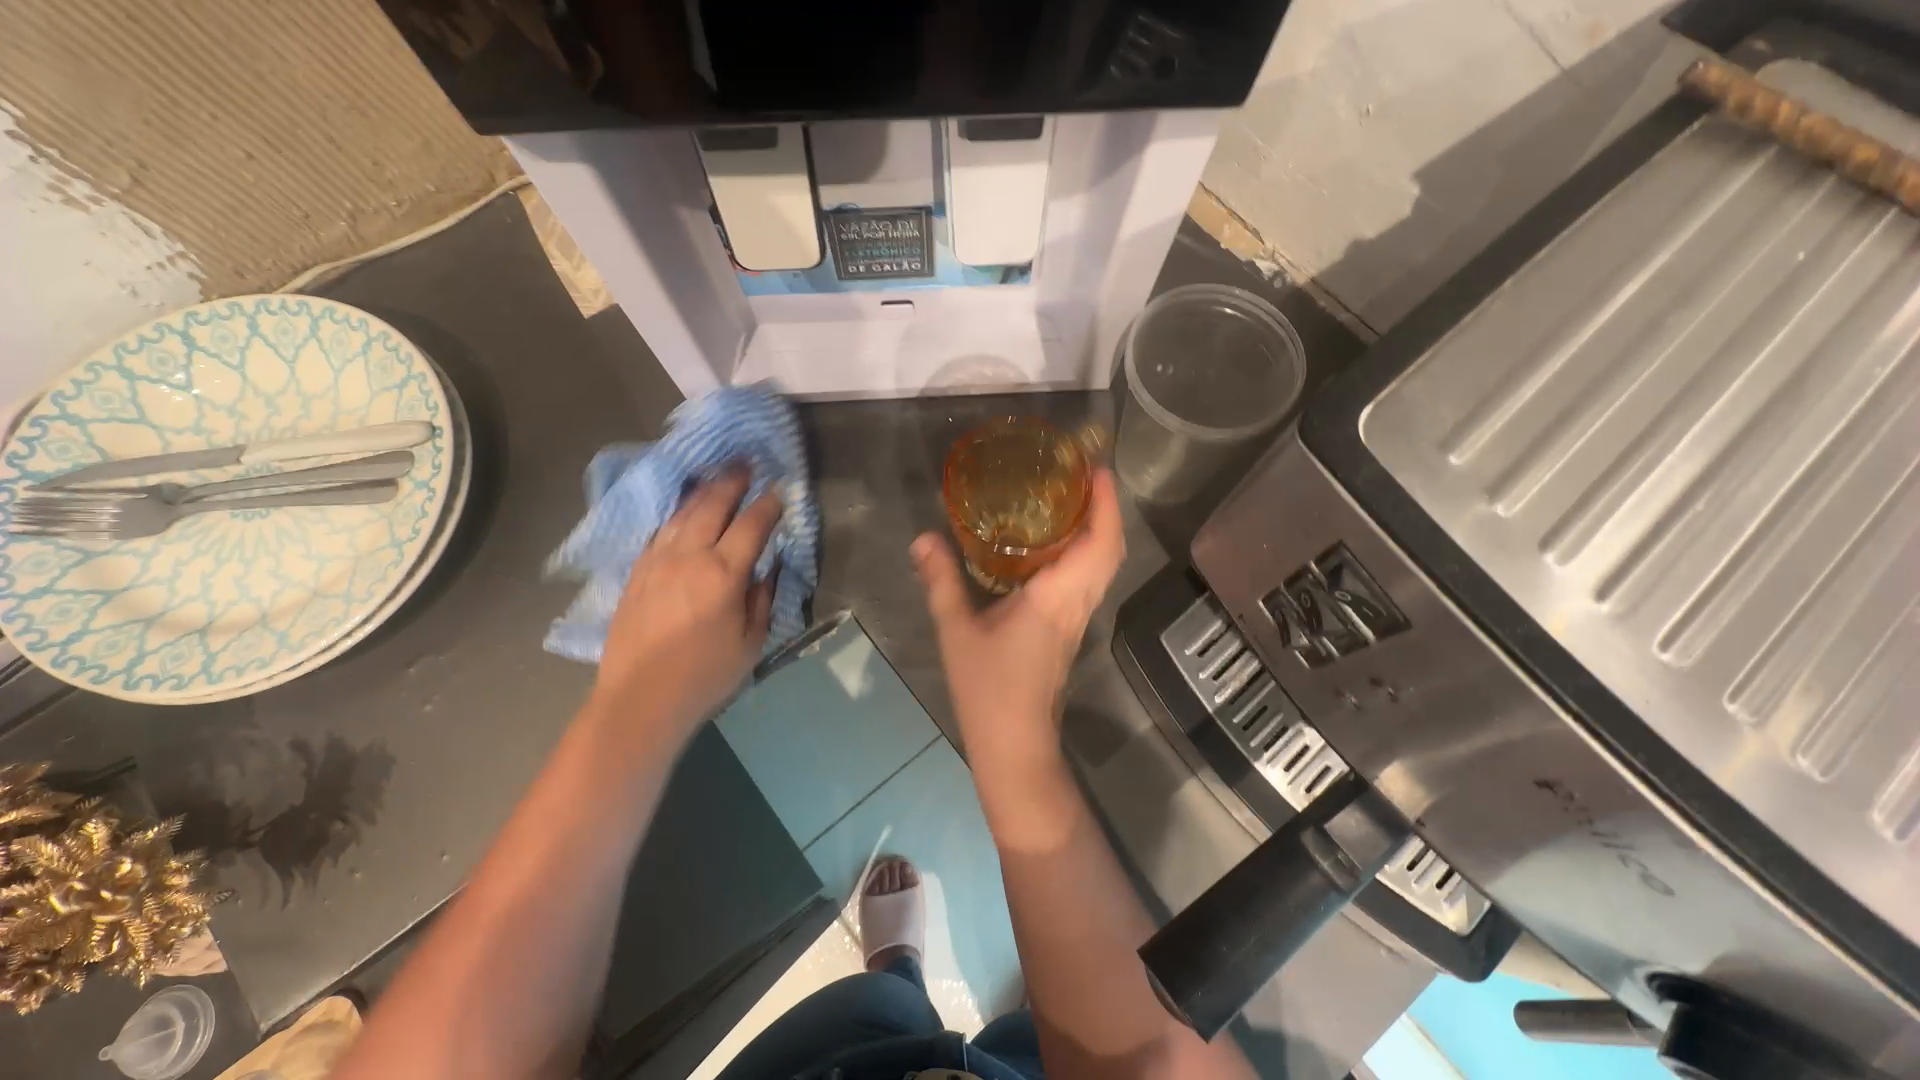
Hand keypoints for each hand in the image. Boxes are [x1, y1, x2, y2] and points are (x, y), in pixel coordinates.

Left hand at [591, 466, 780, 740]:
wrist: (640, 698)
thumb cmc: (704, 676)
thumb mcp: (750, 644)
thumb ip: (761, 600)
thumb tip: (765, 571)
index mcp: (723, 574)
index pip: (752, 525)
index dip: (769, 505)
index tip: (780, 491)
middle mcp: (688, 556)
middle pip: (712, 505)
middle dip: (733, 481)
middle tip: (747, 464)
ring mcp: (656, 560)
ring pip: (682, 512)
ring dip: (702, 490)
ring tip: (717, 476)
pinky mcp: (636, 571)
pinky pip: (659, 530)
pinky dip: (675, 513)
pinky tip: (682, 510)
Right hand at [911, 468, 1124, 763]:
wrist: (1015, 744)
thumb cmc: (988, 689)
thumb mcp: (956, 631)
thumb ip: (941, 581)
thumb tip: (923, 537)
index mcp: (1057, 597)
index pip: (1099, 544)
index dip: (1106, 505)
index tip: (1099, 470)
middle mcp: (1077, 604)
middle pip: (1111, 551)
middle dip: (1107, 510)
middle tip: (1085, 477)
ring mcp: (1078, 619)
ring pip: (1104, 567)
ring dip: (1098, 530)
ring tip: (1072, 500)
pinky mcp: (1069, 631)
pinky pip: (1089, 580)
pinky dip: (1085, 553)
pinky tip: (1054, 546)